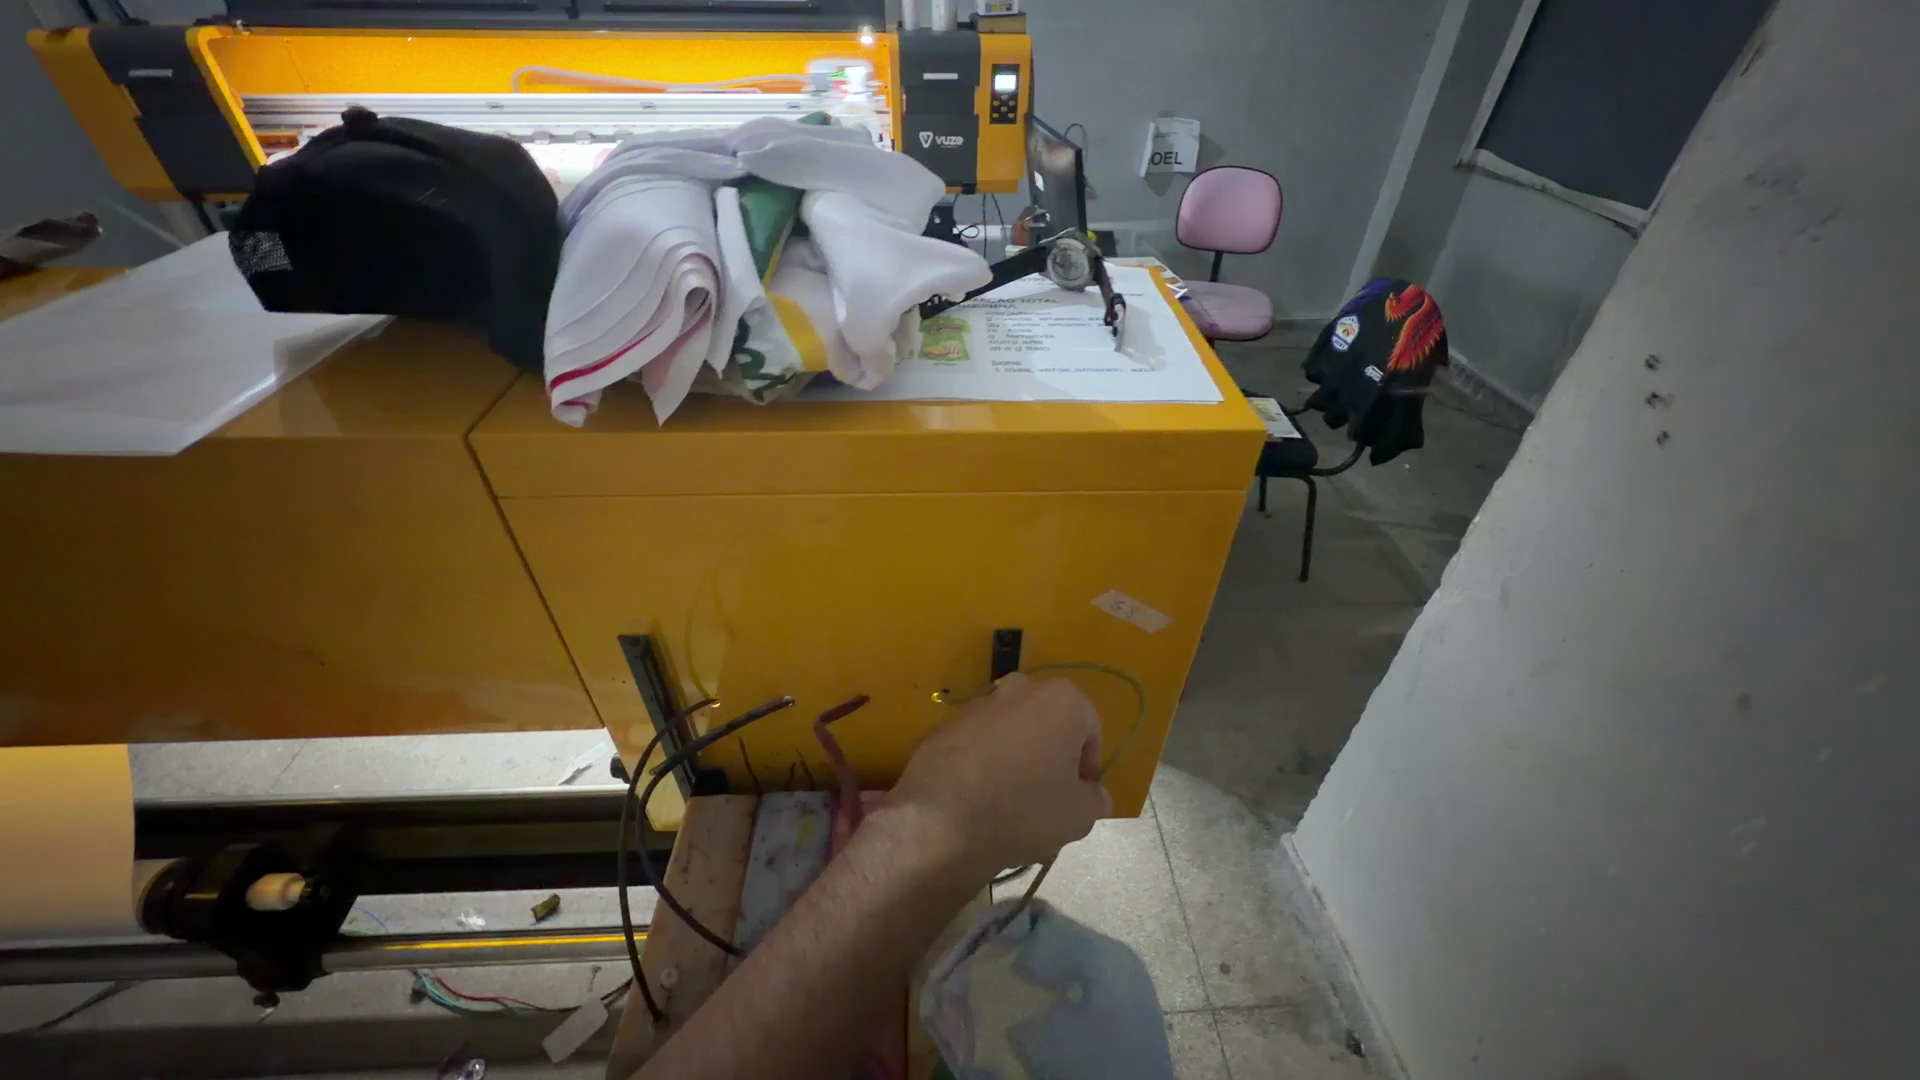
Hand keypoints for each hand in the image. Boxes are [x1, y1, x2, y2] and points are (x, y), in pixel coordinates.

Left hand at [888, 674, 1111, 879]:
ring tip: (1011, 809)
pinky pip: (980, 745)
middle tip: (1048, 803)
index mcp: (1061, 699)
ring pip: (1013, 736)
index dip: (1088, 766)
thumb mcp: (1079, 815)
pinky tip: (980, 803)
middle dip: (1052, 762)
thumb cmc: (1024, 808)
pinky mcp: (947, 725)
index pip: (1090, 730)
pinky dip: (986, 767)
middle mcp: (1021, 689)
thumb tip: (1093, 794)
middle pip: (1049, 728)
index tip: (1078, 797)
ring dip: (1018, 764)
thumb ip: (1095, 799)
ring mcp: (979, 704)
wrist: (941, 817)